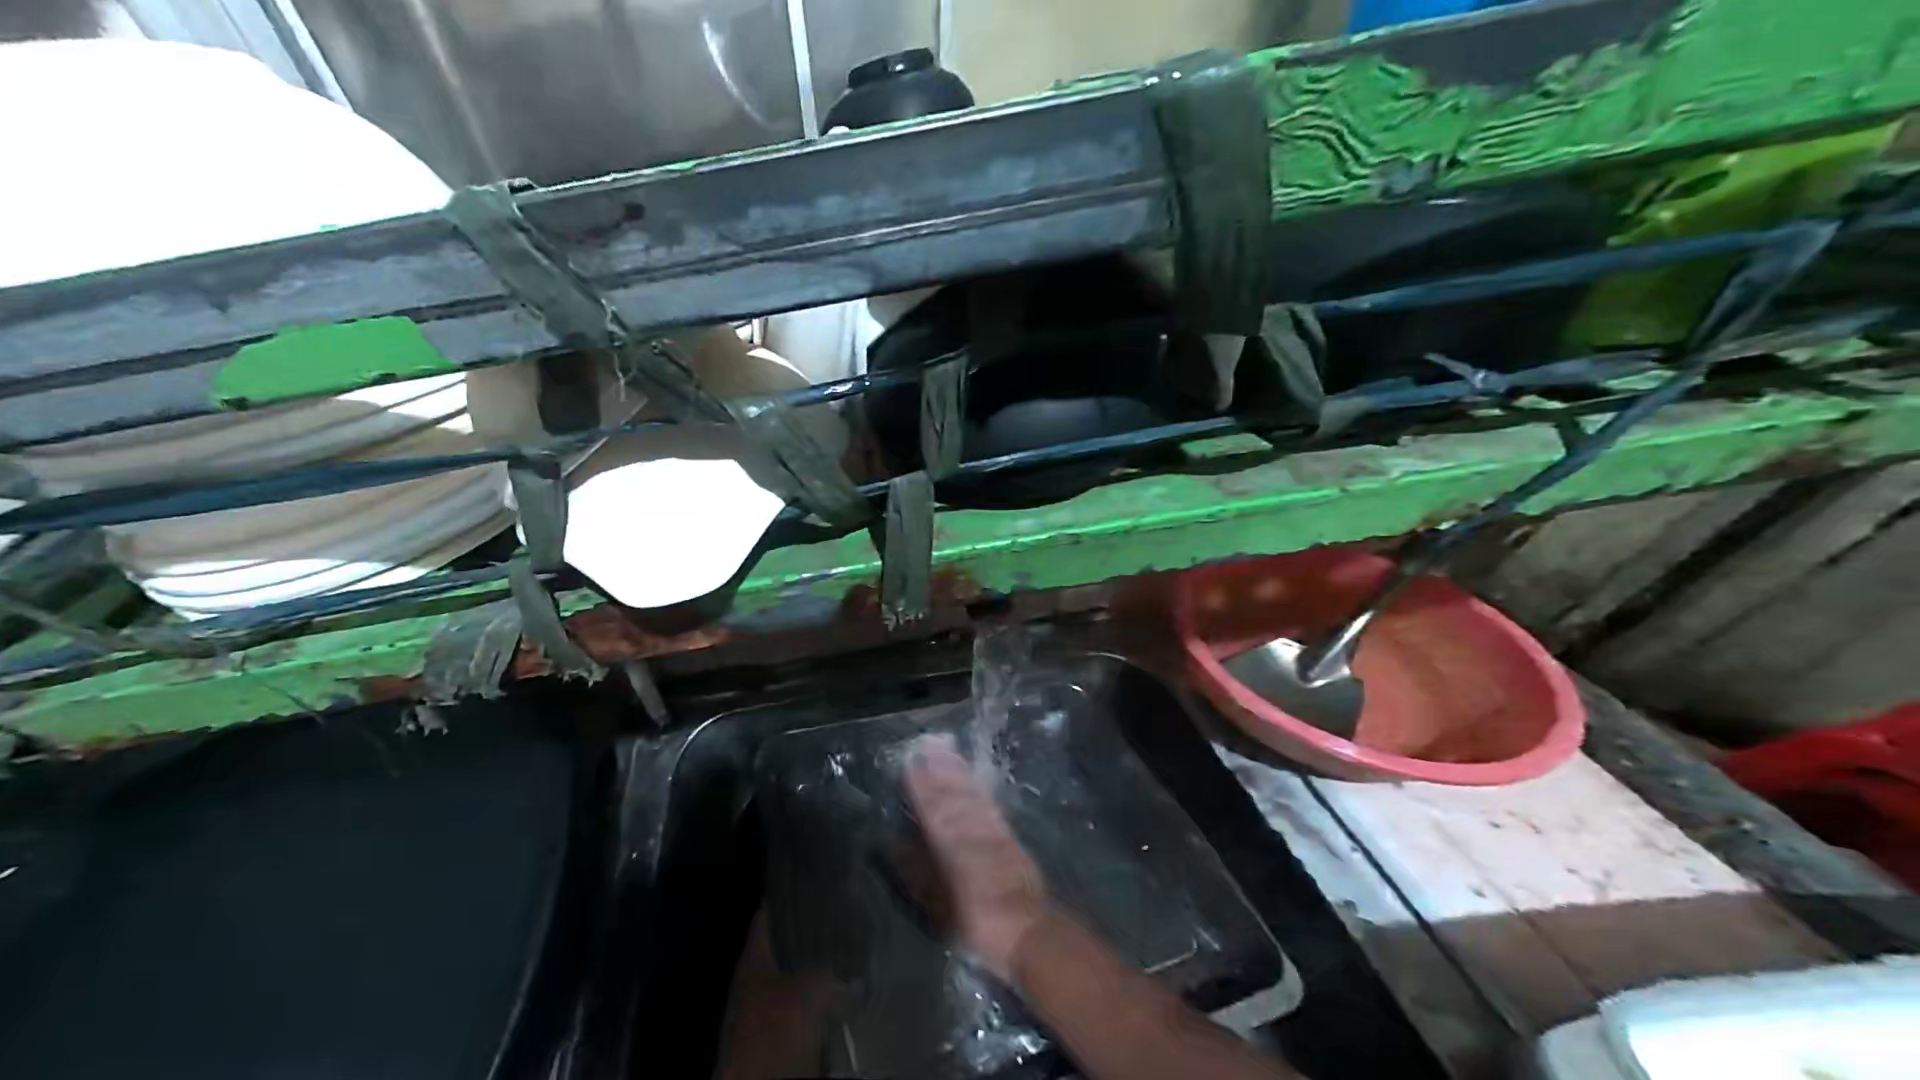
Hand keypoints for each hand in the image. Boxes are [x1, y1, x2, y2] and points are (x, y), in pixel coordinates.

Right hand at [902, 734, 1048, 979]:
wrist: (1025, 929)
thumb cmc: (971, 921)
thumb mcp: (934, 903)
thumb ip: (912, 870)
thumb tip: (889, 841)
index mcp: (948, 844)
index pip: (931, 807)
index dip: (920, 784)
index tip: (911, 761)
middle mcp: (969, 830)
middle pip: (952, 794)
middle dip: (939, 768)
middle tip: (929, 743)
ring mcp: (992, 830)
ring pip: (971, 794)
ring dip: (958, 770)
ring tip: (947, 750)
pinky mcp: (1009, 836)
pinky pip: (989, 804)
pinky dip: (979, 788)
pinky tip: (973, 779)